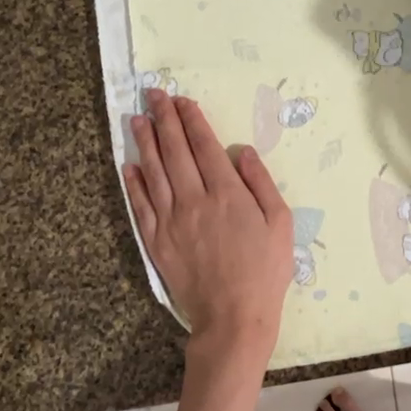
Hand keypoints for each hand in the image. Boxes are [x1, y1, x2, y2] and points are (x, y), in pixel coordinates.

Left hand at [123, 89, 292, 372]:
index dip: (192, 120)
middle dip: (164, 120)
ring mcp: (171, 220)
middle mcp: (194, 200)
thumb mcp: (280, 224)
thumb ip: (262, 184)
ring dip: (145, 143)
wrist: (234, 315)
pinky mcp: (156, 241)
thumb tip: (243, 153)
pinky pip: (139, 205)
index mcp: (227, 193)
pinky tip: (129, 165)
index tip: (182, 99)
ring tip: (138, 119)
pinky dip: (133, 183)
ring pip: (153, 172)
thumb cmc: (265, 271)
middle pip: (175, 152)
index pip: (205, 146)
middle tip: (154, 95)